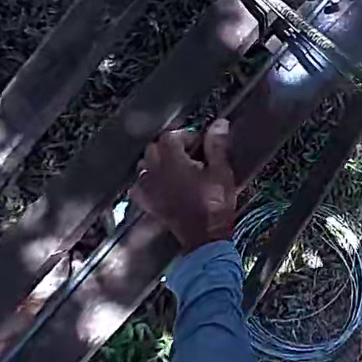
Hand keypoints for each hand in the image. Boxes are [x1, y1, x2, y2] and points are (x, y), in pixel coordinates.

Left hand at [132, 120, 237, 251]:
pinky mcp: (149, 204)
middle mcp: (156, 173)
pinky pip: (139, 186)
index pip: (170, 137)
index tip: (200, 142)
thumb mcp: (222, 172)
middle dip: (170, 145)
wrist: (205, 237)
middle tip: (189, 151)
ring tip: (175, 165)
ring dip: (157, 161)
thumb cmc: (215, 204)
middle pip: (154, 148)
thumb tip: (219, 124)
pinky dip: (146, 180)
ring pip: (144, 165)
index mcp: (173, 162)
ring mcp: (149, 189)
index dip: (186, 135)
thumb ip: (217, 146)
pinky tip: (159, 183)